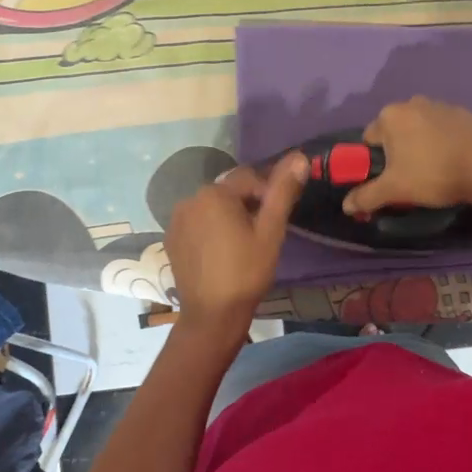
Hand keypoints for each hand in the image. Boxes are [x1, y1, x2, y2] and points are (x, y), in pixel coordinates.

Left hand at [165, 154, 305, 332]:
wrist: (212, 314)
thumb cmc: (246, 272)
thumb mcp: (270, 232)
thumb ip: (283, 192)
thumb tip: (299, 157)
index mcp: (215, 193)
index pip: (250, 178)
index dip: (269, 194)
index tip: (278, 219)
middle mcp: (190, 199)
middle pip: (228, 192)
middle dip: (248, 206)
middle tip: (263, 235)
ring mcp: (176, 220)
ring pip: (212, 209)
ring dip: (228, 218)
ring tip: (242, 246)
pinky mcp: (171, 240)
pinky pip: (197, 225)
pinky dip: (211, 231)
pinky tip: (222, 254)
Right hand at [342, 97, 471, 214]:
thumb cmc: (433, 174)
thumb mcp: (395, 190)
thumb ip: (366, 196)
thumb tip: (346, 205)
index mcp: (390, 115)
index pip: (369, 140)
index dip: (374, 162)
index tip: (388, 179)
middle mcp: (413, 102)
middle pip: (394, 133)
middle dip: (397, 153)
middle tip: (410, 179)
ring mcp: (441, 105)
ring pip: (419, 130)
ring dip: (420, 147)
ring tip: (434, 172)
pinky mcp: (464, 114)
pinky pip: (443, 130)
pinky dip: (442, 143)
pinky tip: (453, 162)